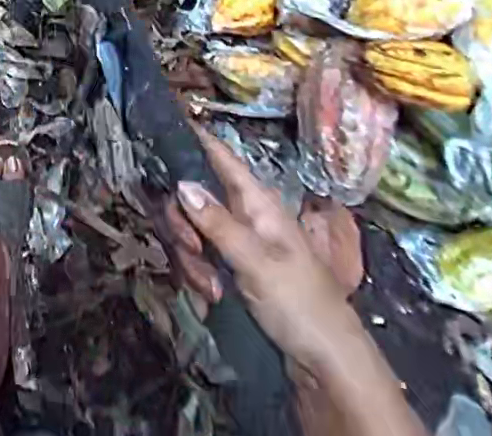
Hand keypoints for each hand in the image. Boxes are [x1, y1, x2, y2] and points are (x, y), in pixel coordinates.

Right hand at [158, 127, 365, 372]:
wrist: (328, 367)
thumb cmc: (301, 305)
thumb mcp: (257, 262)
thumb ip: (217, 222)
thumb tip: (180, 182)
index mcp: (256, 202)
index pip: (220, 155)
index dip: (194, 137)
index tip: (162, 124)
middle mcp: (241, 214)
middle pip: (190, 197)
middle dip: (182, 225)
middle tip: (191, 249)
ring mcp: (233, 242)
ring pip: (188, 231)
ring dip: (190, 260)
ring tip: (210, 289)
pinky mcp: (226, 268)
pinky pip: (194, 258)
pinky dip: (195, 277)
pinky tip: (210, 298)